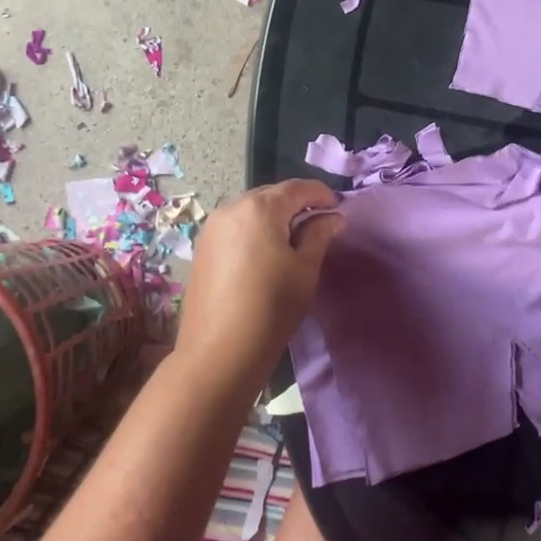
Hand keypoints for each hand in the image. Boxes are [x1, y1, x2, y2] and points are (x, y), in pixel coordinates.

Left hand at [177, 179, 342, 384]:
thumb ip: (319, 234)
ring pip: (251, 210)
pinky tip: (265, 253)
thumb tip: (332, 217)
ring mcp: (211, 228)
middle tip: (318, 223)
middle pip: (271, 195)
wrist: (219, 353)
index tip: (338, 208)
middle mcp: (231, 208)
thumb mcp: (305, 269)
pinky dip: (254, 231)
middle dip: (296, 204)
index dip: (321, 194)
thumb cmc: (271, 307)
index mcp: (260, 208)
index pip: (297, 188)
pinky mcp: (201, 249)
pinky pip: (235, 227)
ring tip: (293, 239)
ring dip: (274, 217)